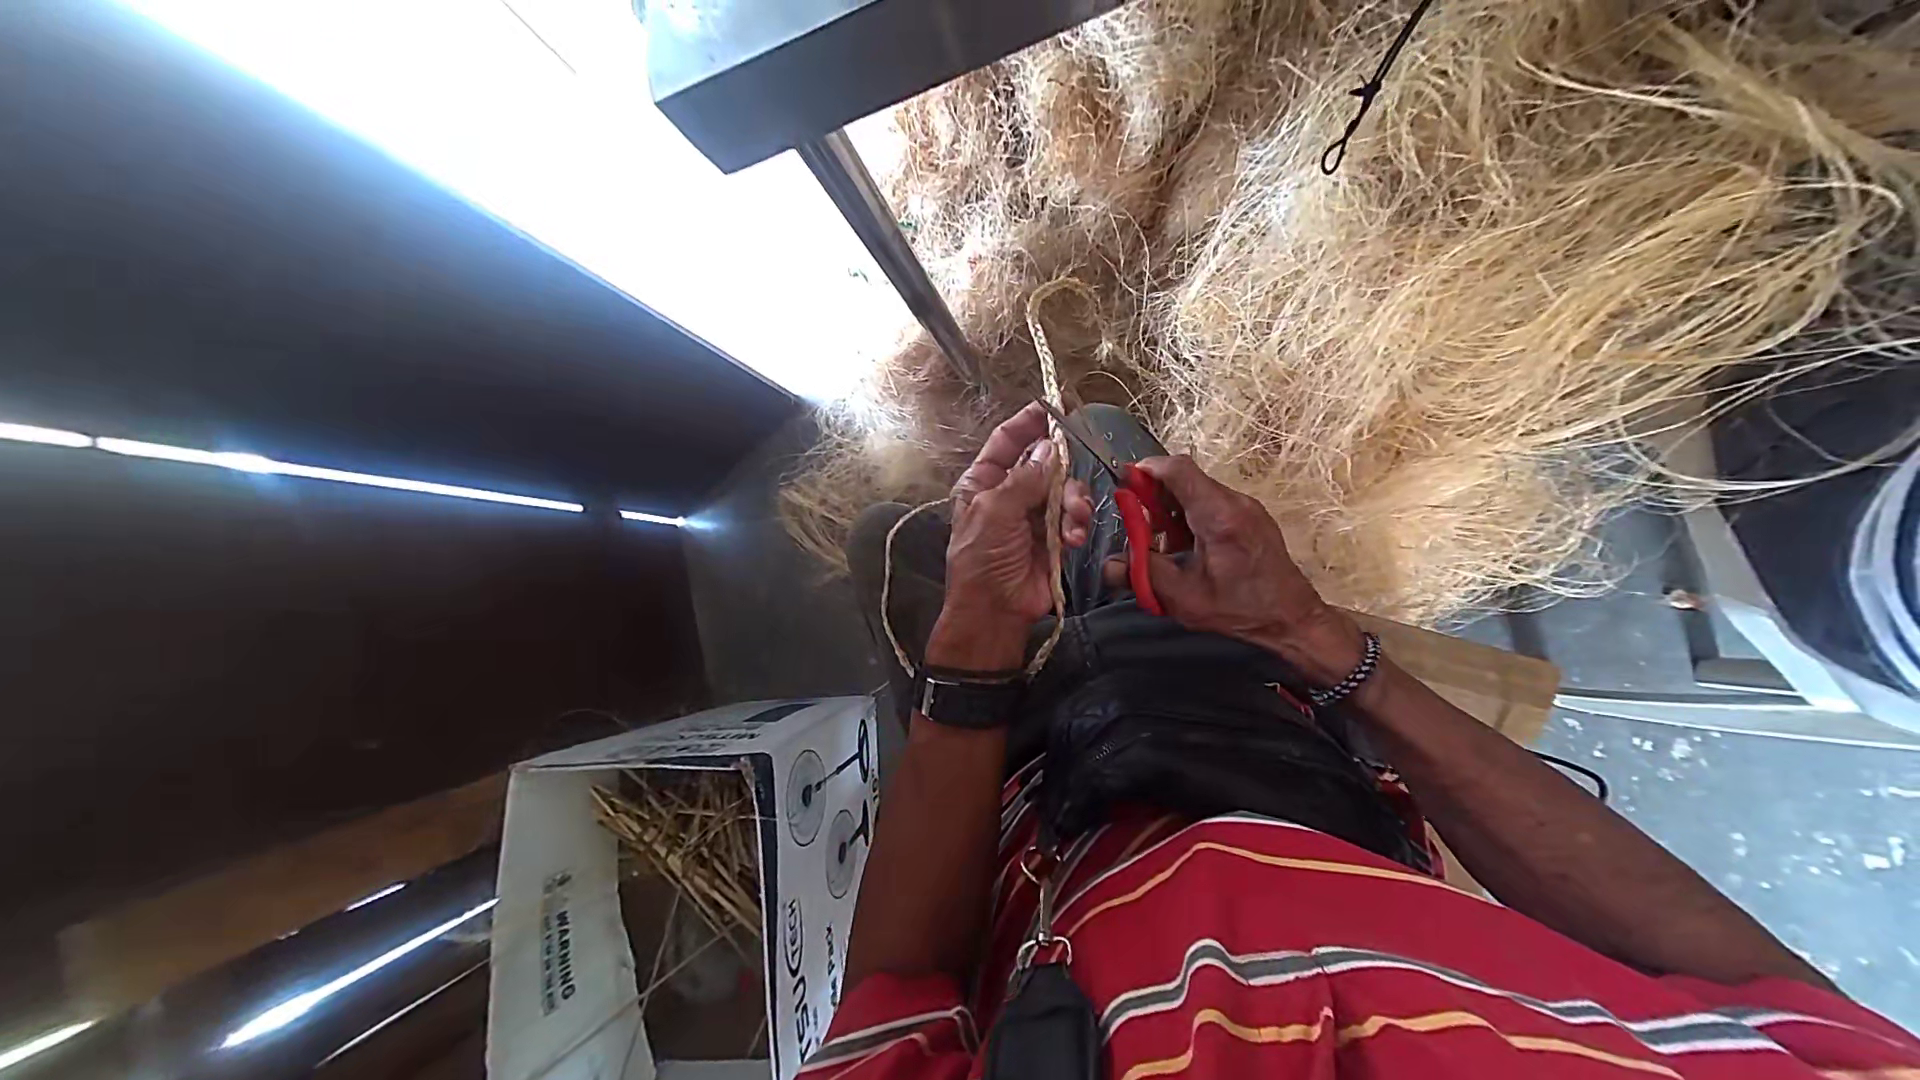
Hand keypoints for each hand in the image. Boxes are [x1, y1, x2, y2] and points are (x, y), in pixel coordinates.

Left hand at [930, 403, 1092, 670]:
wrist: (995, 610)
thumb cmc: (982, 558)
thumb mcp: (994, 512)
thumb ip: (1024, 479)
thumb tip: (1049, 450)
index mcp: (983, 482)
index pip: (1006, 442)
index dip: (1027, 423)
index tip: (1052, 405)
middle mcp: (1010, 494)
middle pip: (1044, 464)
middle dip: (1060, 470)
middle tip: (1067, 480)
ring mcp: (1034, 515)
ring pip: (1065, 489)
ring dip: (1073, 503)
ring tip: (1070, 524)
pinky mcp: (1055, 537)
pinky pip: (1074, 517)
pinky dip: (1077, 525)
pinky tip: (1071, 539)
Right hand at [1102, 455, 1363, 684]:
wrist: (1291, 618)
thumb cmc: (1238, 610)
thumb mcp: (1182, 598)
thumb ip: (1142, 574)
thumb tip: (1109, 564)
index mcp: (1218, 517)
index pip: (1178, 470)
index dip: (1146, 469)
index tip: (1124, 480)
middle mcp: (1235, 503)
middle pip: (1185, 479)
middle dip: (1154, 494)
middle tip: (1137, 521)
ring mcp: (1246, 507)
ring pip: (1196, 491)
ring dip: (1170, 507)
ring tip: (1161, 540)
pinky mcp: (1250, 516)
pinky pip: (1211, 502)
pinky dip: (1188, 515)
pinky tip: (1183, 544)